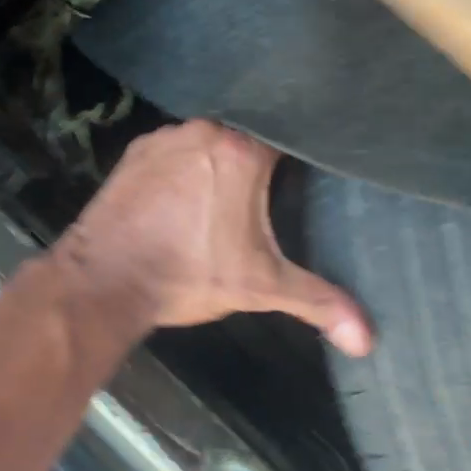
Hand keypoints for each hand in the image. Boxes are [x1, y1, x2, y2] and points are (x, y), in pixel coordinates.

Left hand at [52, 120, 371, 354]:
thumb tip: (367, 340)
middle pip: (245, 136)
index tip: (309, 174)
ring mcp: (164, 139)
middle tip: (273, 192)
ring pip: (206, 141)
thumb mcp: (260, 286)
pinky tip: (187, 194)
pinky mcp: (135, 153)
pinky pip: (173, 151)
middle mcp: (203, 130)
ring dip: (218, 162)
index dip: (298, 155)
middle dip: (258, 162)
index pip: (286, 135)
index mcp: (241, 149)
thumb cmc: (187, 273)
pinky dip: (184, 167)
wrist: (103, 279)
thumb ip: (317, 301)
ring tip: (230, 195)